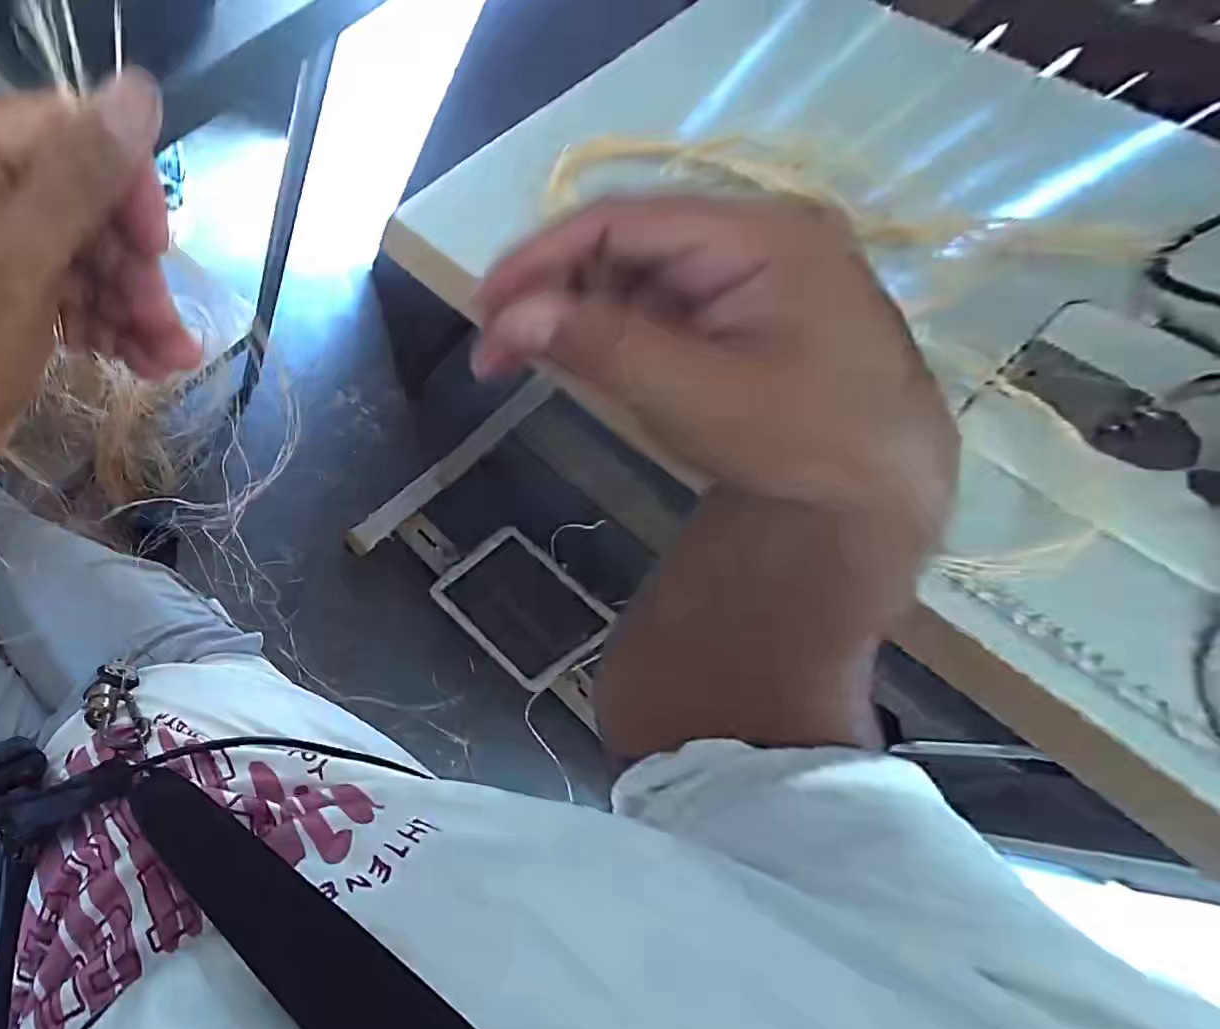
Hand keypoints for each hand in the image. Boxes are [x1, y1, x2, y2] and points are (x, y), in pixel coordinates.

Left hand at [0, 72, 200, 544]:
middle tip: (168, 328)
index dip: (127, 187)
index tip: (159, 249)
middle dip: (136, 272)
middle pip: (88, 207)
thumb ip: (81, 177)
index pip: (71, 134)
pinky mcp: (11, 304)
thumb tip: (142, 87)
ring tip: (171, 362)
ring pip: (91, 262)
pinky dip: (112, 331)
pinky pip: (77, 300)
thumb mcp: (17, 262)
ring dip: (137, 311)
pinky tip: (144, 364)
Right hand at [473, 195, 957, 538]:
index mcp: (755, 234)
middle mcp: (742, 238)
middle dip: (544, 291)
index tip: (482, 305)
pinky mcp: (715, 311)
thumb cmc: (795, 437)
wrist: (864, 490)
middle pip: (615, 245)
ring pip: (618, 277)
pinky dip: (589, 332)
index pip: (620, 221)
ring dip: (560, 314)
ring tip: (511, 359)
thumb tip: (507, 315)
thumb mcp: (691, 393)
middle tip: (491, 347)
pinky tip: (561, 358)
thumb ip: (599, 346)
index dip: (539, 257)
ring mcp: (729, 275)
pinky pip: (636, 308)